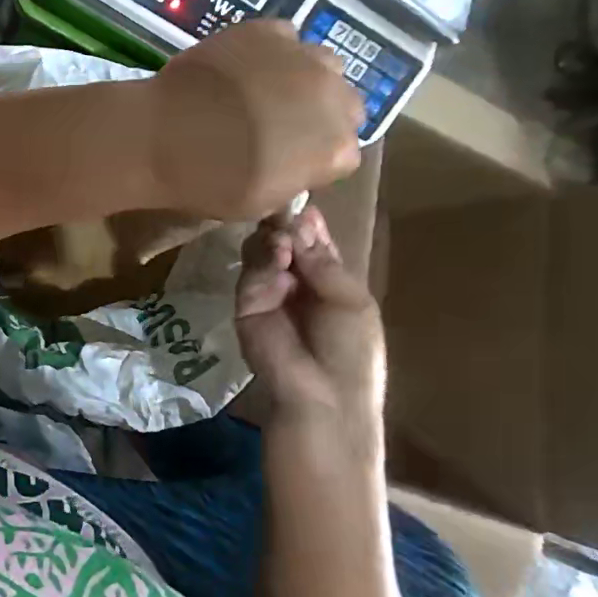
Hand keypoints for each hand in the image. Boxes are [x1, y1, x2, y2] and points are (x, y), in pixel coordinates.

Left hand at [147, 22, 363, 219]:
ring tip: (264, 88)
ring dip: (303, 77)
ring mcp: (304, 59)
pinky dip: (270, 49)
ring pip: (321, 64)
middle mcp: (334, 99)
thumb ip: (292, 179)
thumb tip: (290, 167)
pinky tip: (241, 63)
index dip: (316, 155)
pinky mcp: (269, 32)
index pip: (343, 152)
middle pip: (342, 104)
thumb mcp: (259, 203)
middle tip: (279, 122)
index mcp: (337, 150)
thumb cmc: (209, 182)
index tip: (290, 157)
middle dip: (319, 113)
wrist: (163, 136)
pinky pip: (282, 37)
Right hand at [231, 208, 385, 434]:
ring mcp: (268, 290)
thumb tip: (301, 220)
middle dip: (287, 226)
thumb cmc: (351, 351)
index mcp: (327, 278)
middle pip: (284, 239)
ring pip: (263, 251)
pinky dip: (265, 260)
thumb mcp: (351, 299)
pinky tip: (278, 256)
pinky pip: (251, 272)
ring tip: (284, 242)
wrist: (323, 396)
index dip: (308, 221)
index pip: (313, 240)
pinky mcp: (245, 302)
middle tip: (288, 218)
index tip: (302, 200)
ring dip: (275, 240)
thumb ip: (323, 261)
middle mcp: (295, 279)